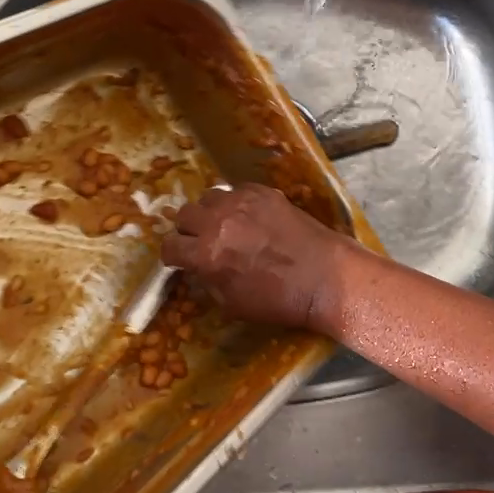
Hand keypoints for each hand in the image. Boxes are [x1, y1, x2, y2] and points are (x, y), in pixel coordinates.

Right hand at [167, 183, 361, 330]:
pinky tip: (249, 216)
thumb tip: (200, 269)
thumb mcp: (231, 303)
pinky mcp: (264, 192)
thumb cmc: (277, 300)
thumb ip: (208, 281)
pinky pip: (238, 190)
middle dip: (188, 229)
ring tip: (224, 224)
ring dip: (210, 211)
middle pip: (184, 214)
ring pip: (209, 196)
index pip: (170, 246)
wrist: (323, 277)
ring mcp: (241, 202)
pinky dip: (237, 202)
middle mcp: (217, 222)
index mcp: (205, 254)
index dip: (173, 255)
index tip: (180, 259)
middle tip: (200, 241)